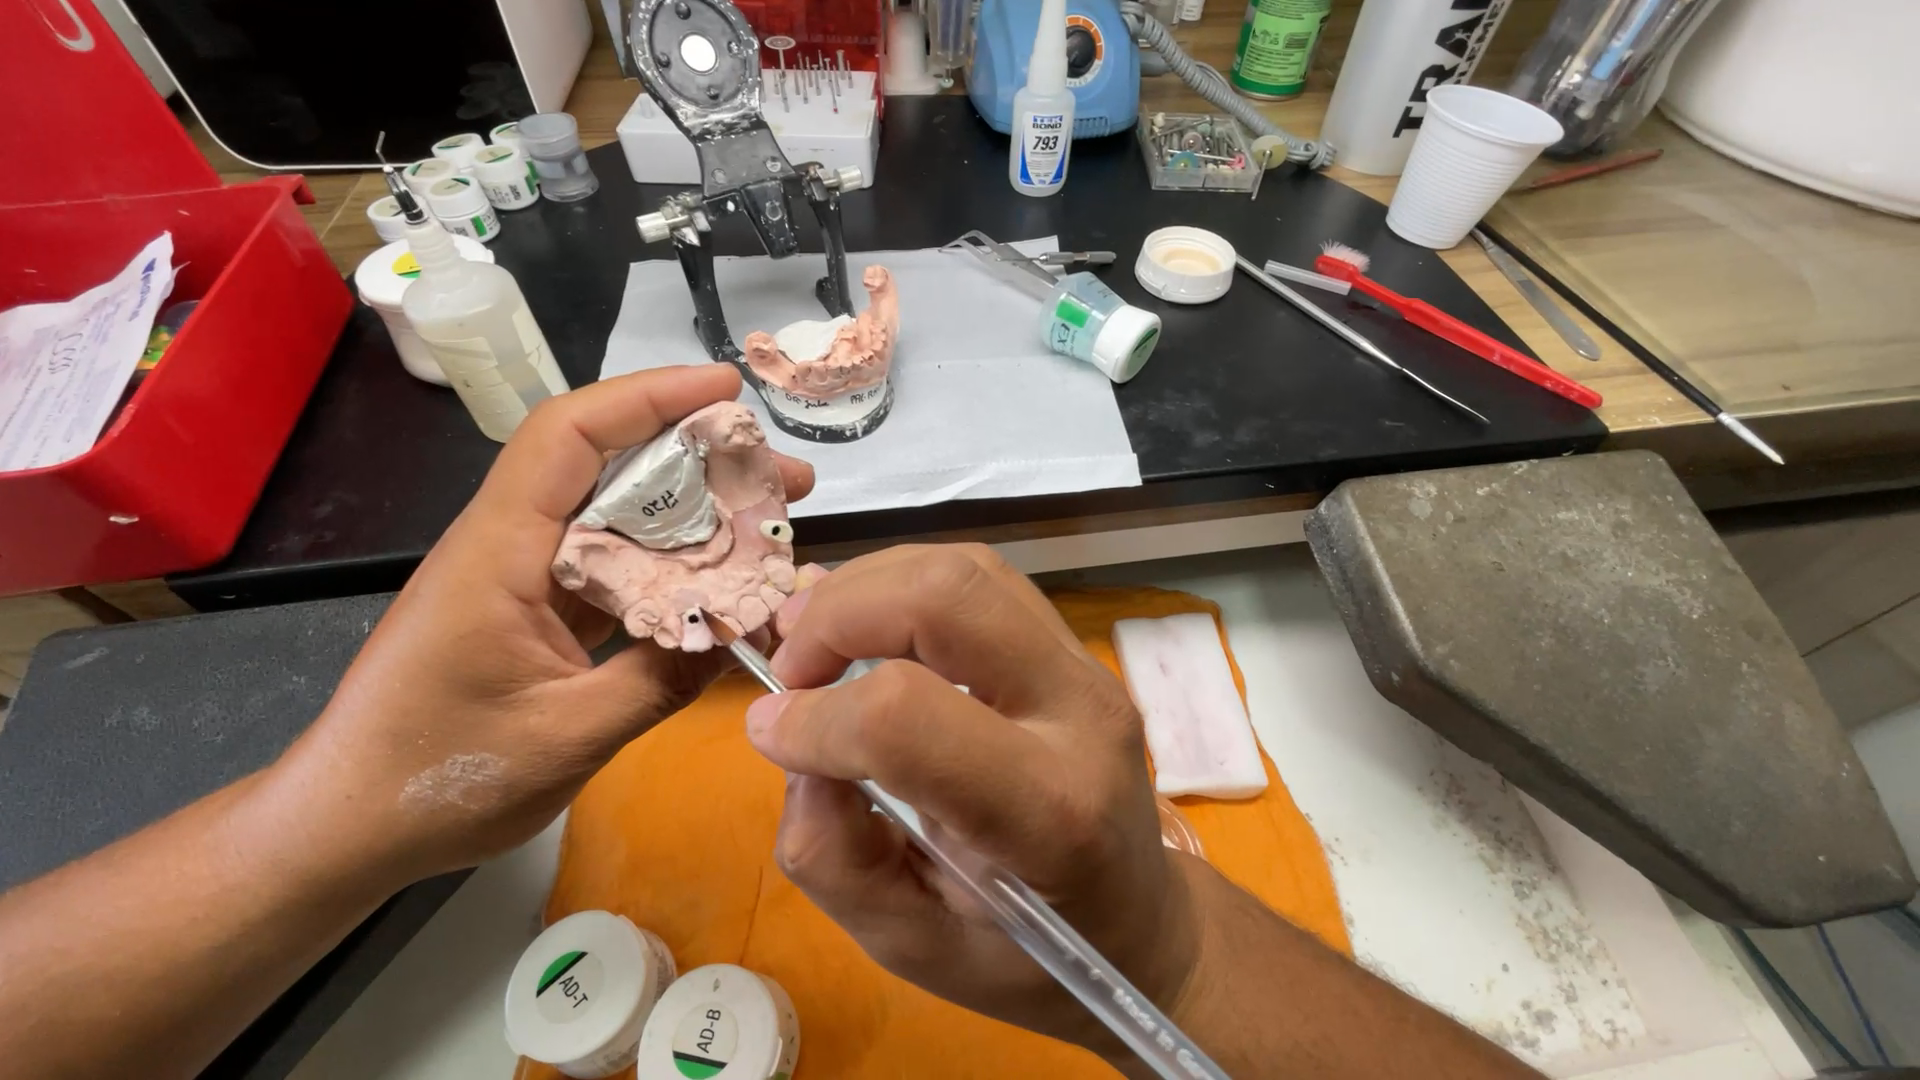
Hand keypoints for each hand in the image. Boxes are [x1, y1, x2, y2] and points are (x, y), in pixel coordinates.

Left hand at [269, 365, 812, 885]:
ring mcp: (526, 578)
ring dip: (694, 512)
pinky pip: (615, 567)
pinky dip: (671, 565)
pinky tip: (720, 581)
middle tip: (785, 477)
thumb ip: (662, 678)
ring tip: (770, 523)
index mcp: (500, 552)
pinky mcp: (538, 612)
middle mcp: (512, 545)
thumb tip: (749, 630)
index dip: (649, 398)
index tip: (726, 392)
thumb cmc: (437, 777)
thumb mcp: (567, 736)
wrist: (347, 828)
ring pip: (618, 517)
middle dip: (701, 458)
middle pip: (607, 466)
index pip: (569, 436)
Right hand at [742, 545, 1199, 1061]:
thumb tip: (795, 745)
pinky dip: (904, 584)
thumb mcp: (913, 945)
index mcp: (1048, 811)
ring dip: (869, 586)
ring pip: (965, 568)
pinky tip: (869, 624)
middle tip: (792, 666)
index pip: (909, 717)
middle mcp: (1080, 713)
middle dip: (842, 614)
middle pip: (948, 597)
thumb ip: (834, 857)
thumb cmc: (1029, 953)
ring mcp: (1085, 666)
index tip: (772, 732)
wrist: (1137, 917)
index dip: (818, 718)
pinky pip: (981, 577)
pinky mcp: (1072, 645)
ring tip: (814, 632)